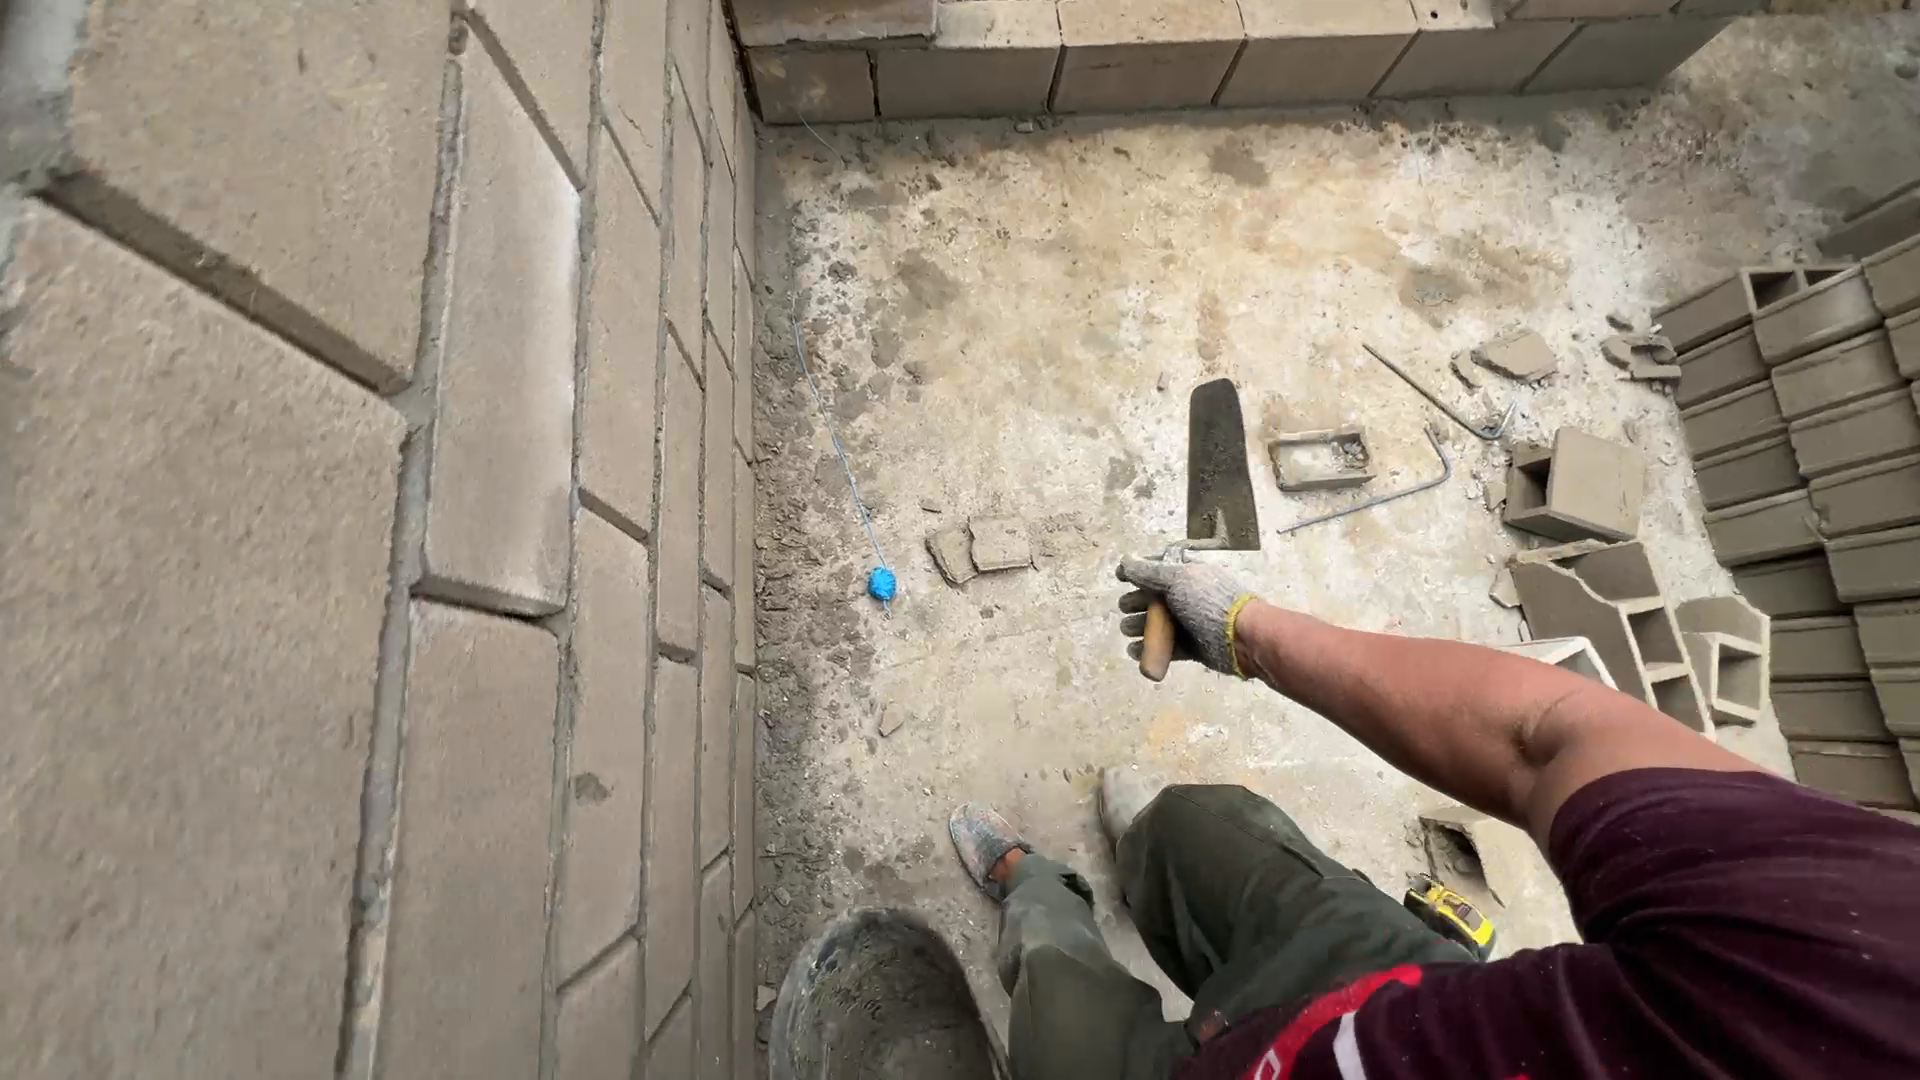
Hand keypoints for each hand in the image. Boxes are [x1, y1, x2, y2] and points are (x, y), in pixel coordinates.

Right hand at [1116, 558, 1261, 677]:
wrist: (1242, 637)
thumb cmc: (1209, 602)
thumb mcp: (1178, 580)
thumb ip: (1149, 572)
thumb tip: (1125, 561)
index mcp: (1187, 576)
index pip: (1158, 570)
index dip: (1138, 573)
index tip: (1120, 578)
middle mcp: (1188, 597)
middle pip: (1154, 599)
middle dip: (1136, 602)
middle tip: (1124, 608)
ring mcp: (1190, 624)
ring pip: (1157, 625)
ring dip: (1139, 628)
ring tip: (1128, 631)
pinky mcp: (1192, 647)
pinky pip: (1167, 649)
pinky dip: (1150, 652)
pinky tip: (1135, 652)